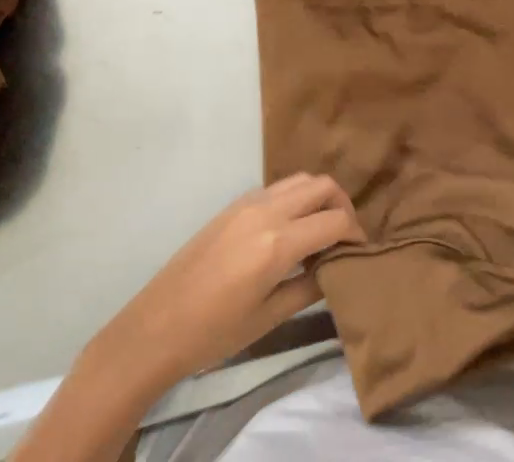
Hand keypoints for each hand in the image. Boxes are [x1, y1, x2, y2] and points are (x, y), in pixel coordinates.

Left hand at [90, 173, 365, 386]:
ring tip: (319, 232)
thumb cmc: (213, 333)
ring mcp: (245, 204)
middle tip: (344, 236)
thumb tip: (335, 267)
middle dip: (342, 205)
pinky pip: (275, 188)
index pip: (336, 220)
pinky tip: (289, 232)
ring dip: (318, 198)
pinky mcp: (231, 207)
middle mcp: (265, 212)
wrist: (153, 329)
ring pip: (299, 180)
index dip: (356, 234)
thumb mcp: (269, 316)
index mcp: (277, 243)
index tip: (360, 251)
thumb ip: (309, 286)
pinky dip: (294, 199)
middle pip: (322, 185)